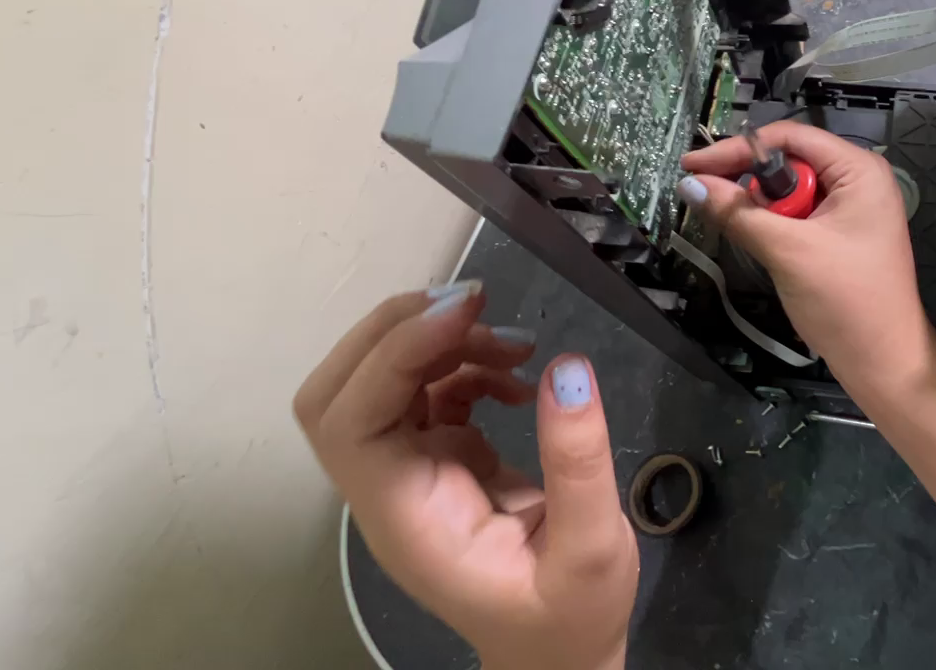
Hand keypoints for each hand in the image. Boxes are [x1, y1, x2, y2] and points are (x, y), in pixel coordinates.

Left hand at [294, 282, 638, 669]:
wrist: (559, 652)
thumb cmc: (571, 614)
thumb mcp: (593, 547)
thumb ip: (578, 460)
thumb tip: (567, 366)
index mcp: (409, 518)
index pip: (353, 422)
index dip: (395, 353)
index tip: (470, 310)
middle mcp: (392, 488)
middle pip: (342, 392)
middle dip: (395, 330)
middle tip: (475, 301)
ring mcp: (413, 471)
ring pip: (384, 380)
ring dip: (444, 340)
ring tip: (522, 344)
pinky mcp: (442, 458)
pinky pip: (430, 389)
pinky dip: (469, 362)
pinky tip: (521, 375)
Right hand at [679, 123, 931, 376]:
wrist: (884, 361)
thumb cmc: (846, 300)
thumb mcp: (788, 251)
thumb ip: (738, 213)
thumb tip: (690, 183)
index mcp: (859, 169)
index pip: (790, 136)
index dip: (738, 148)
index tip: (692, 164)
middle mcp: (858, 180)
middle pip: (789, 160)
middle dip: (750, 178)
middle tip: (707, 196)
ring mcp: (852, 208)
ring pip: (791, 190)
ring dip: (762, 206)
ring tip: (744, 229)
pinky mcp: (842, 234)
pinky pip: (799, 215)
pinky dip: (775, 224)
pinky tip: (759, 239)